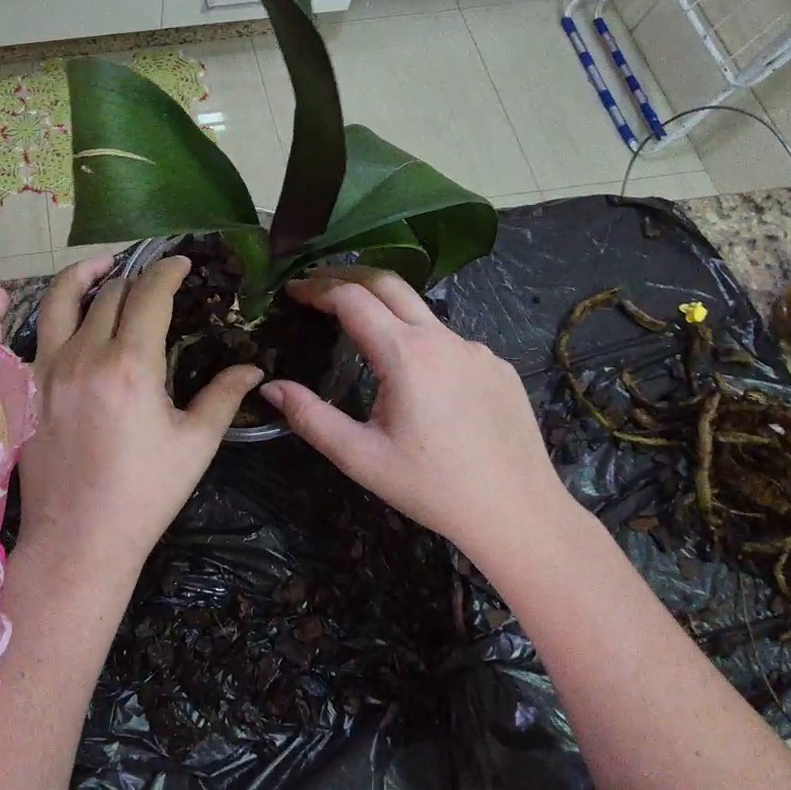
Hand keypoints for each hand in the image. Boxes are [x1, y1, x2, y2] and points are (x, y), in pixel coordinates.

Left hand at [15, 254, 262, 572]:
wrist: (81, 540)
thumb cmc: (144, 495)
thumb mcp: (194, 445)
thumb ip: (223, 396)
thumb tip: (253, 367)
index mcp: (131, 365)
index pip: (149, 296)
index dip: (168, 272)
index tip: (183, 263)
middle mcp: (84, 355)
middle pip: (109, 296)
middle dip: (135, 279)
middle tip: (153, 281)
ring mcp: (45, 369)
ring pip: (59, 303)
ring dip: (82, 278)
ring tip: (101, 267)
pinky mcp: (22, 389)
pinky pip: (0, 339)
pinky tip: (4, 294)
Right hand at [259, 266, 572, 555]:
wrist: (519, 514)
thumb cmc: (432, 488)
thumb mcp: (360, 458)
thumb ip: (310, 417)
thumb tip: (271, 387)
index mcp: (406, 355)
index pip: (352, 298)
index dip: (317, 289)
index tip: (292, 291)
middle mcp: (443, 339)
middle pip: (388, 283)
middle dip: (346, 275)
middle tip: (315, 285)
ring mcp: (476, 350)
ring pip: (421, 311)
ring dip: (383, 306)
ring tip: (356, 326)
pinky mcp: (497, 366)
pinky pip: (449, 340)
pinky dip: (419, 339)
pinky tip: (414, 376)